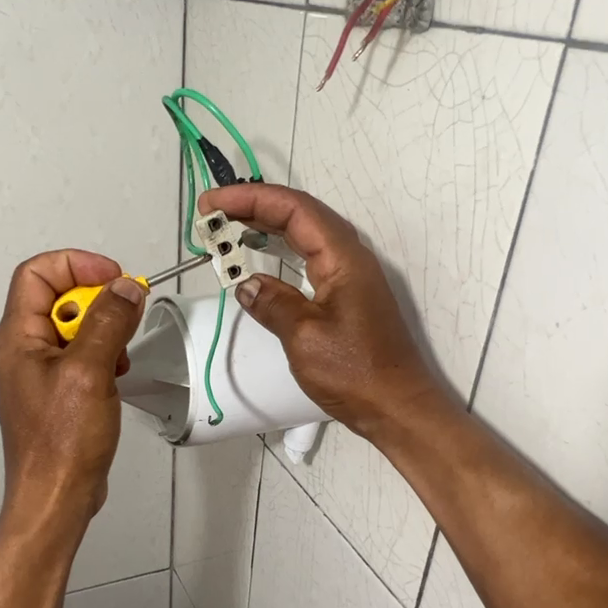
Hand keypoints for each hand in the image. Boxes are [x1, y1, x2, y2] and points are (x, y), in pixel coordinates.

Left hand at [0, 249, 145, 521]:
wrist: (56, 498)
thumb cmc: (65, 438)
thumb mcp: (89, 372)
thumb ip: (108, 323)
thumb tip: (128, 288)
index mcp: (18, 337)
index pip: (37, 273)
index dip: (76, 265)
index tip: (115, 280)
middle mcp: (23, 349)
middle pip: (57, 299)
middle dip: (97, 302)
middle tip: (125, 322)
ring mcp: (40, 374)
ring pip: (74, 330)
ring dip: (104, 333)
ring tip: (120, 358)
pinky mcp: (58, 396)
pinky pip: (81, 359)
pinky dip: (103, 359)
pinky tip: (117, 378)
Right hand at [197, 183, 454, 439]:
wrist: (396, 408)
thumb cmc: (354, 372)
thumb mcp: (305, 337)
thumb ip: (273, 304)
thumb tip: (245, 284)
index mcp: (343, 258)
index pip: (293, 209)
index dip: (250, 199)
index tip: (211, 204)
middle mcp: (349, 258)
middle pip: (299, 215)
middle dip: (254, 208)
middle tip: (212, 214)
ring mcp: (350, 278)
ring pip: (305, 237)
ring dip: (266, 228)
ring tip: (228, 230)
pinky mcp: (347, 298)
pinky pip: (309, 261)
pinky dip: (280, 255)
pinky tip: (260, 266)